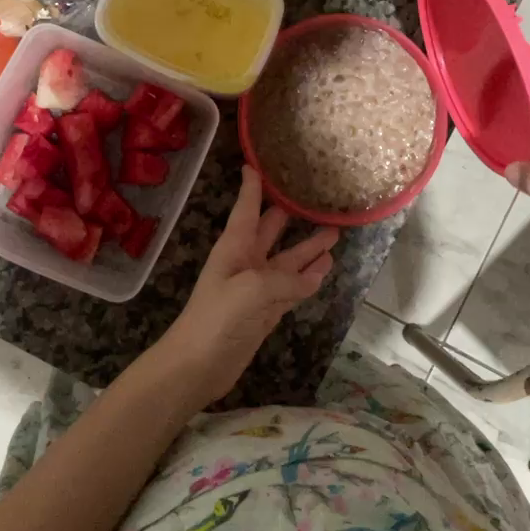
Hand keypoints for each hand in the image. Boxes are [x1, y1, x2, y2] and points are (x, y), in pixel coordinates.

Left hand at [154, 166, 339, 407]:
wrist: (196, 366)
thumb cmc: (216, 319)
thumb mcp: (252, 291)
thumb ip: (285, 279)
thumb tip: (312, 277)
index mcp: (234, 248)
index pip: (247, 209)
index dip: (252, 188)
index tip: (255, 165)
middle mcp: (246, 262)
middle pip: (271, 232)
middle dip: (290, 216)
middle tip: (313, 200)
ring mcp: (256, 289)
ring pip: (287, 262)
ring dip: (308, 250)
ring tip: (333, 236)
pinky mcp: (264, 313)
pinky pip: (290, 289)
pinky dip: (307, 280)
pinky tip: (324, 271)